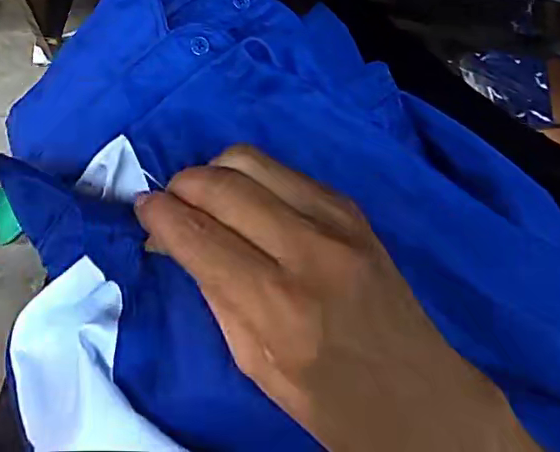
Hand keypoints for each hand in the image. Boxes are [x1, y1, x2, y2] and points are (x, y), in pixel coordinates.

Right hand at [135, 146, 540, 451]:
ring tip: (202, 194)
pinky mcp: (351, 204)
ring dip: (216, 171)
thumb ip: (215, 294)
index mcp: (278, 306)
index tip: (141, 206)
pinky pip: (286, 171)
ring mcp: (336, 218)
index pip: (202, 238)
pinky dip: (254, 177)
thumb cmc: (329, 398)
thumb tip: (176, 240)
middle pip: (225, 184)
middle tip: (167, 199)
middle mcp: (307, 249)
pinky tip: (246, 199)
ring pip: (254, 160)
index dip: (162, 216)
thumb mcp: (256, 366)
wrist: (418, 391)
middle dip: (184, 184)